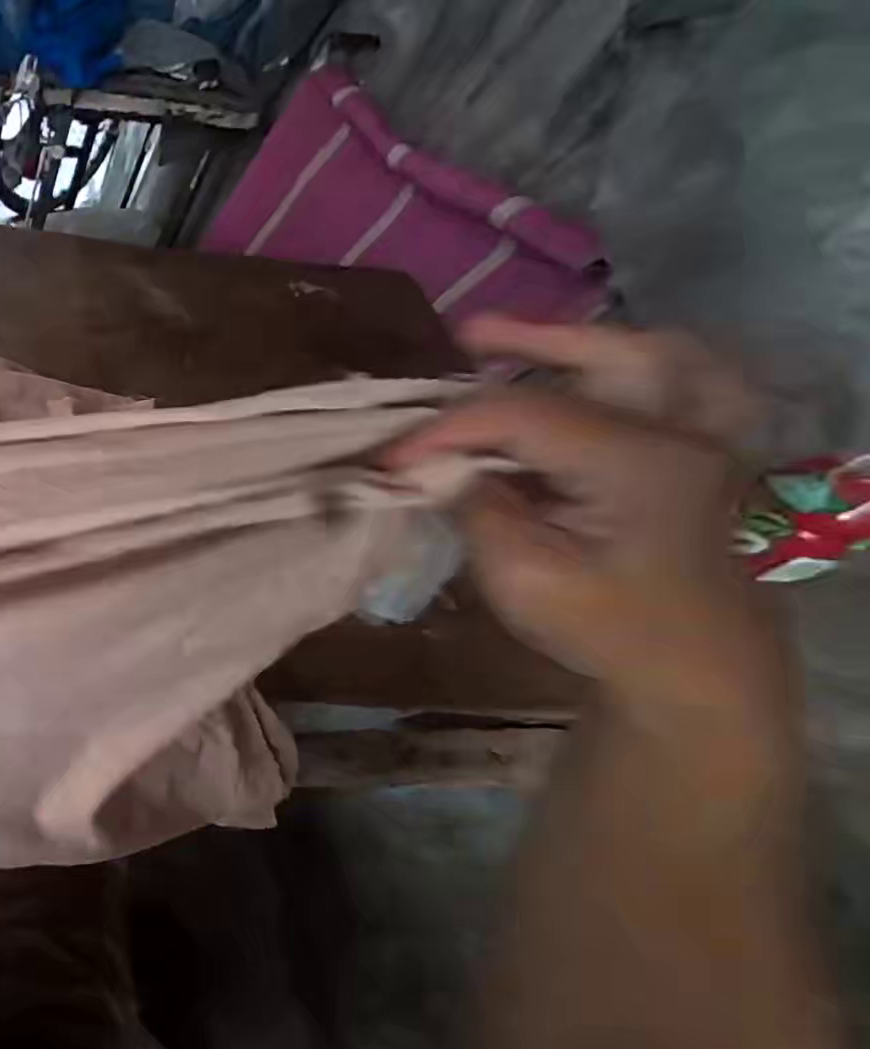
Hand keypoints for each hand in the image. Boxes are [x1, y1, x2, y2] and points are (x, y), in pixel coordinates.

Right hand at [386, 317, 782, 711]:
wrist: (692, 669)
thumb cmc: (603, 625)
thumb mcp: (520, 572)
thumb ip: (474, 503)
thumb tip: (430, 467)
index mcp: (641, 462)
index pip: (520, 415)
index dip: (443, 429)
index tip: (386, 459)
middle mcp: (685, 435)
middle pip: (619, 354)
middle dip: (536, 340)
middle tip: (466, 336)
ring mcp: (705, 445)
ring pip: (664, 359)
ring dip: (585, 347)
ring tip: (516, 347)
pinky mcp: (698, 462)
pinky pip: (677, 389)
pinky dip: (623, 373)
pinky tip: (576, 385)